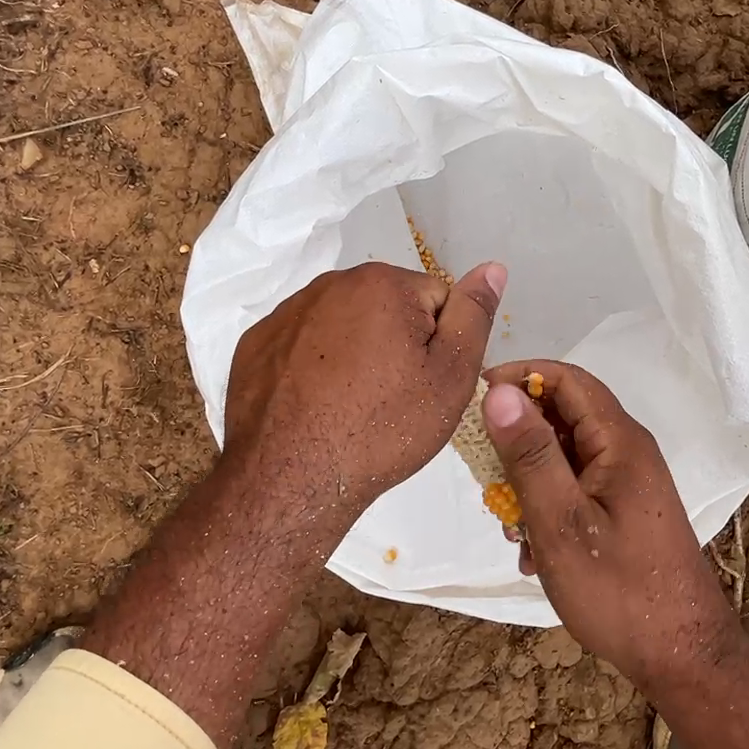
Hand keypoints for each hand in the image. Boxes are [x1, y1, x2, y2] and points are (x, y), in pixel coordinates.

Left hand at [225, 260, 505, 517]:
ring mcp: (287, 312)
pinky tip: (314, 404)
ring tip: (351, 405)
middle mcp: (331, 283)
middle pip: (388, 307)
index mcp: (383, 283)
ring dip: (355, 351)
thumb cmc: (383, 428)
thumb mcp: (450, 376)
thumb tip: (493, 267)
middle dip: (397, 342)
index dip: (439, 344)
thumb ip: (474, 315)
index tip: (423, 383)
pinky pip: (303, 343)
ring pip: (345, 324)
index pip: (436, 300)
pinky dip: (313, 365)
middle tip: (392, 398)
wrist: (290, 480)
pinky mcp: (255, 342)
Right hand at [482, 361, 748, 748]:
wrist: (682, 656)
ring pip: (565, 454)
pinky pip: (576, 486)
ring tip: (508, 521)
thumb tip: (500, 392)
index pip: (566, 379)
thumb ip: (530, 455)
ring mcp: (627, 480)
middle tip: (483, 469)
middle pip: (564, 414)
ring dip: (529, 478)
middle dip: (518, 436)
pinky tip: (532, 548)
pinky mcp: (623, 509)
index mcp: (619, 440)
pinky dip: (548, 504)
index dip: (519, 377)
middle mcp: (627, 450)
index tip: (475, 398)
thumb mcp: (561, 522)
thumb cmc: (619, 590)